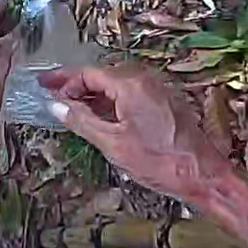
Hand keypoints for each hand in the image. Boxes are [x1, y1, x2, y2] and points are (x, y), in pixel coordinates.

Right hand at [38, 65, 247, 247]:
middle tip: (52, 92)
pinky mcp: (165, 102)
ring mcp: (157, 89)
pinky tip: (99, 114)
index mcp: (130, 84)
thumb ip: (82, 121)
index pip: (89, 74)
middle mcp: (145, 79)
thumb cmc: (157, 161)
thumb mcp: (112, 143)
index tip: (45, 88)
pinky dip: (110, 100)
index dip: (64, 81)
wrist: (202, 174)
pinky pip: (131, 93)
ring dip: (93, 93)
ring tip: (70, 104)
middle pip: (103, 75)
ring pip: (117, 84)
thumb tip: (56, 106)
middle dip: (76, 84)